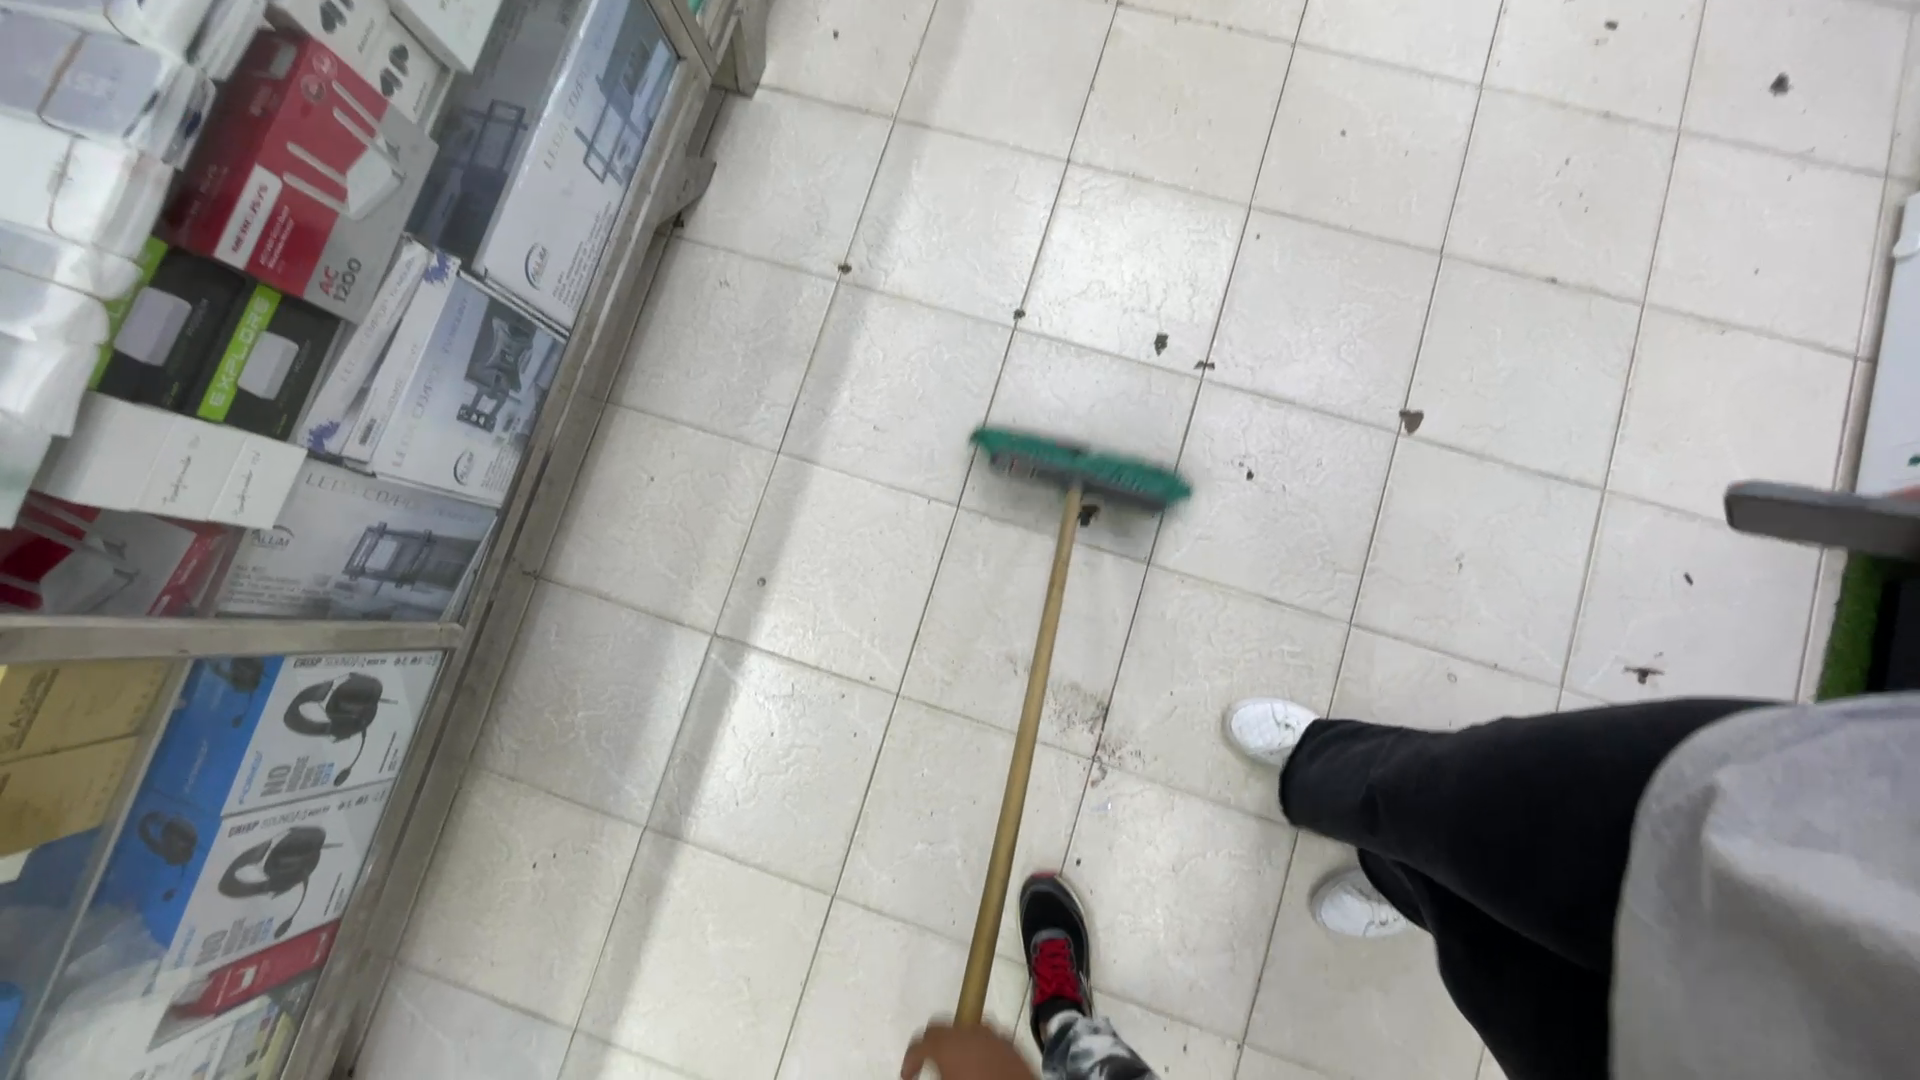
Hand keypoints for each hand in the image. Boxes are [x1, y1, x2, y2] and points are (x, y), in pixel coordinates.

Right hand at [900, 1023, 1039, 1079]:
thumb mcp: (945, 1079)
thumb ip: (933, 1070)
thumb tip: (930, 1069)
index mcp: (947, 1043)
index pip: (918, 1043)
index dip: (909, 1060)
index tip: (908, 1076)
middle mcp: (968, 1030)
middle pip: (941, 1027)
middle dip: (931, 1044)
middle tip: (926, 1065)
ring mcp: (992, 1034)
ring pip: (965, 1030)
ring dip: (956, 1044)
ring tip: (954, 1066)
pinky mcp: (1011, 1042)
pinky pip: (986, 1038)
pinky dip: (977, 1047)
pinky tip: (979, 1067)